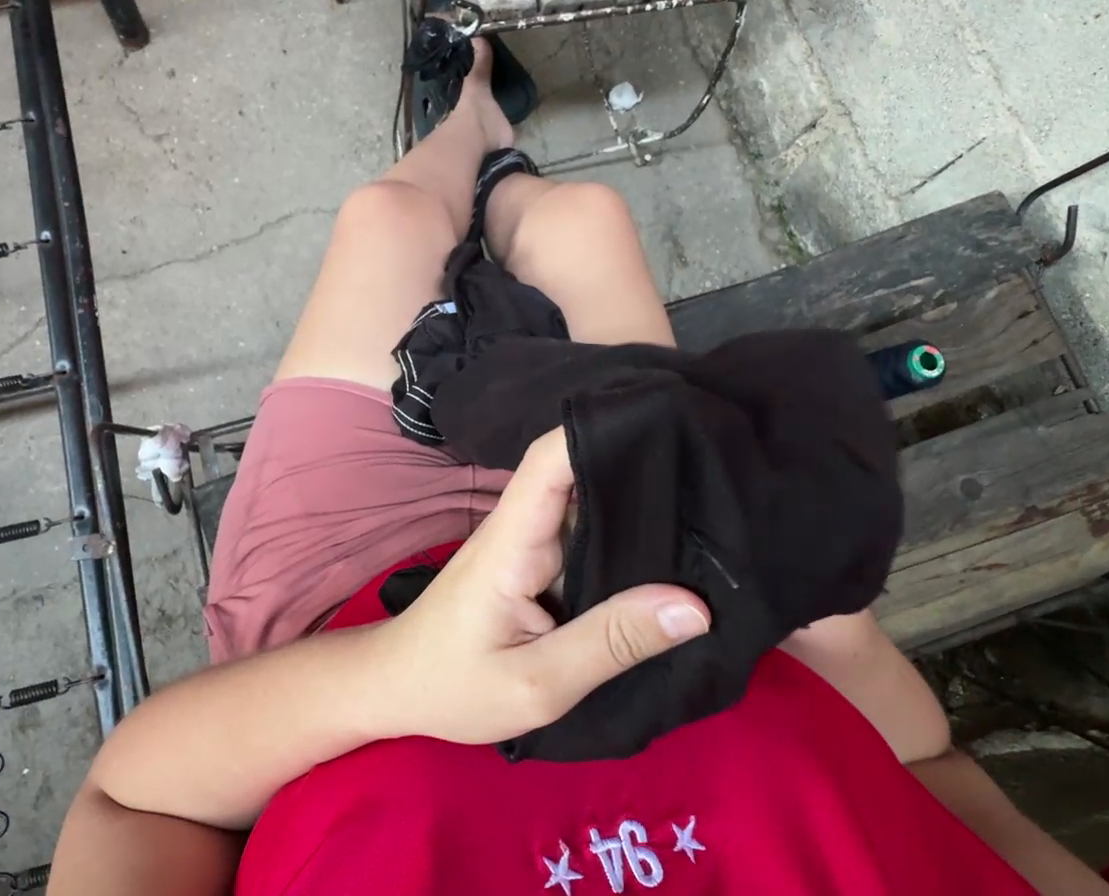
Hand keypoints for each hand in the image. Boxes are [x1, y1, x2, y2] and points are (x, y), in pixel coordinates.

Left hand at [364, 428, 710, 744]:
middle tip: (710, 462)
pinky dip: (625, 537)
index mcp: (512, 541)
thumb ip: (610, 643)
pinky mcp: (537, 566)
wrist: (398, 689)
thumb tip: (693, 606)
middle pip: (578, 474)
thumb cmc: (454, 686)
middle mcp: (522, 528)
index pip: (549, 461)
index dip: (599, 429)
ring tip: (707, 495)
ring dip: (637, 500)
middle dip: (637, 462)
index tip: (663, 418)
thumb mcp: (537, 684)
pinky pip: (586, 538)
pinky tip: (672, 544)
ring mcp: (528, 545)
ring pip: (587, 507)